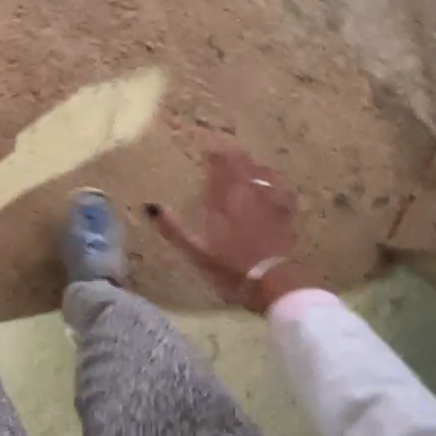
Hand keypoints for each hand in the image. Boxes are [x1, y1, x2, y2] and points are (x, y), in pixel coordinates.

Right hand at [148, 128, 307, 313]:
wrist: (272, 283)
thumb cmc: (229, 267)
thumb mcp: (195, 251)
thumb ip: (173, 228)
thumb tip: (150, 207)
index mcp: (224, 196)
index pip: (219, 163)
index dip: (212, 154)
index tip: (205, 152)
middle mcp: (247, 190)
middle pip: (241, 161)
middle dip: (230, 155)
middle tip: (222, 155)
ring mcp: (270, 199)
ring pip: (260, 169)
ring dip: (249, 164)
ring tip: (242, 166)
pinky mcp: (285, 211)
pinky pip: (280, 186)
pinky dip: (271, 180)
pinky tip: (269, 184)